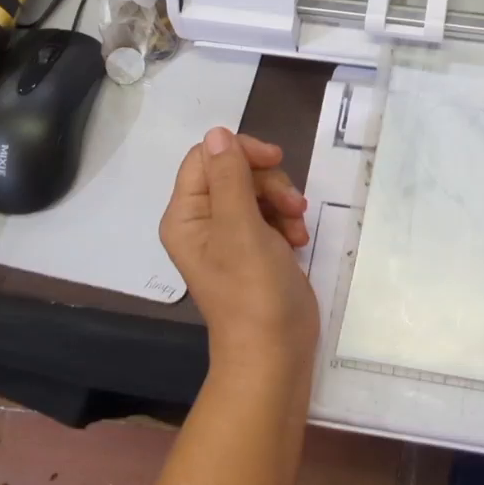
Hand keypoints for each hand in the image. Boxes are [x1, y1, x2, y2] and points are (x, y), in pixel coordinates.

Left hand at [160, 127, 317, 369]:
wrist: (275, 352)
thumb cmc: (253, 291)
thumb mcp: (241, 228)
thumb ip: (230, 177)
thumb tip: (217, 132)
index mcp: (185, 215)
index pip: (205, 157)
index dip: (240, 151)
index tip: (275, 160)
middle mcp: (202, 221)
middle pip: (234, 170)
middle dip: (268, 181)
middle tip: (292, 204)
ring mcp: (229, 235)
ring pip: (256, 189)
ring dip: (282, 200)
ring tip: (297, 226)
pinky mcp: (254, 247)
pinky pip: (269, 212)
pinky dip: (286, 220)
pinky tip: (298, 239)